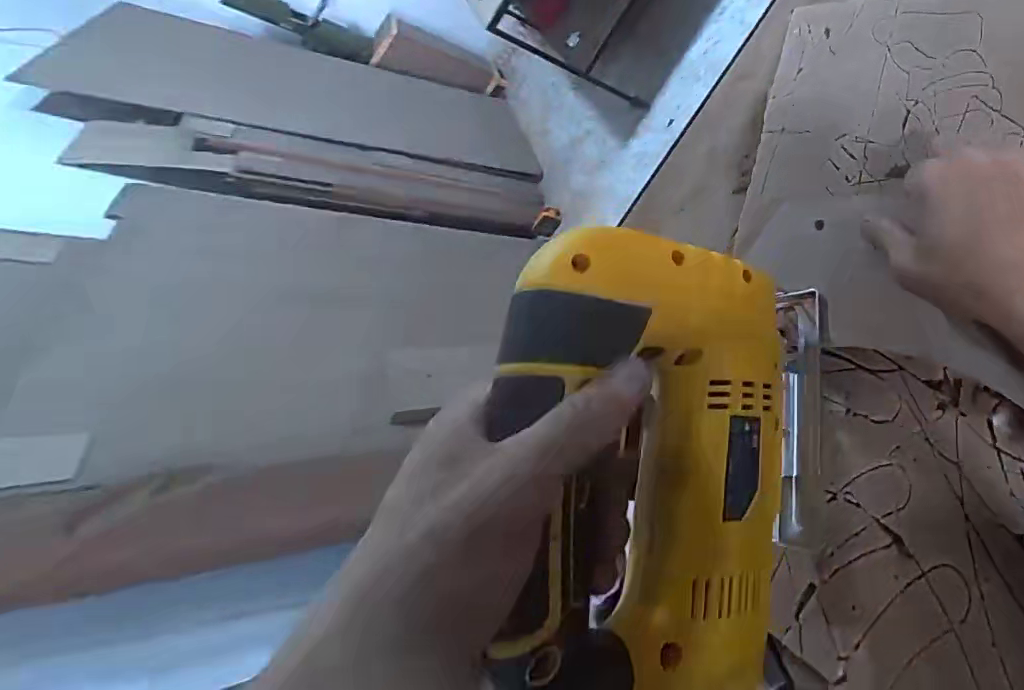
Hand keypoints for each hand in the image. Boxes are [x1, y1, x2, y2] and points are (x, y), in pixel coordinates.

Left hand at [256, 360, 649, 689]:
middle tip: (622, 502)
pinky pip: (568, 528)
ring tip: (608, 554)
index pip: (554, 376)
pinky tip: (595, 575)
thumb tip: (640, 365)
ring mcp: (502, 502)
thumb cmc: (444, 554)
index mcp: (480, 417)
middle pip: (578, 435)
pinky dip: (588, 548)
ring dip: (604, 519)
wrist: (383, 676)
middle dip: (608, 475)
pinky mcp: (511, 547)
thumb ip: (580, 421)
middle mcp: (493, 451)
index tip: (638, 413)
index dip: (600, 388)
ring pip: (579, 485)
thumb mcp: (517, 479)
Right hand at [862, 146, 1023, 332]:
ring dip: (996, 178)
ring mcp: (1019, 155)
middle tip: (970, 213)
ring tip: (1011, 216)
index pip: (917, 177)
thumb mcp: (913, 271)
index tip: (935, 225)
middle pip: (955, 155)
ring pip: (998, 159)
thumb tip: (868, 219)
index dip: (922, 201)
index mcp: (934, 175)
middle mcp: (974, 153)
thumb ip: (886, 238)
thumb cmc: (973, 282)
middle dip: (956, 177)